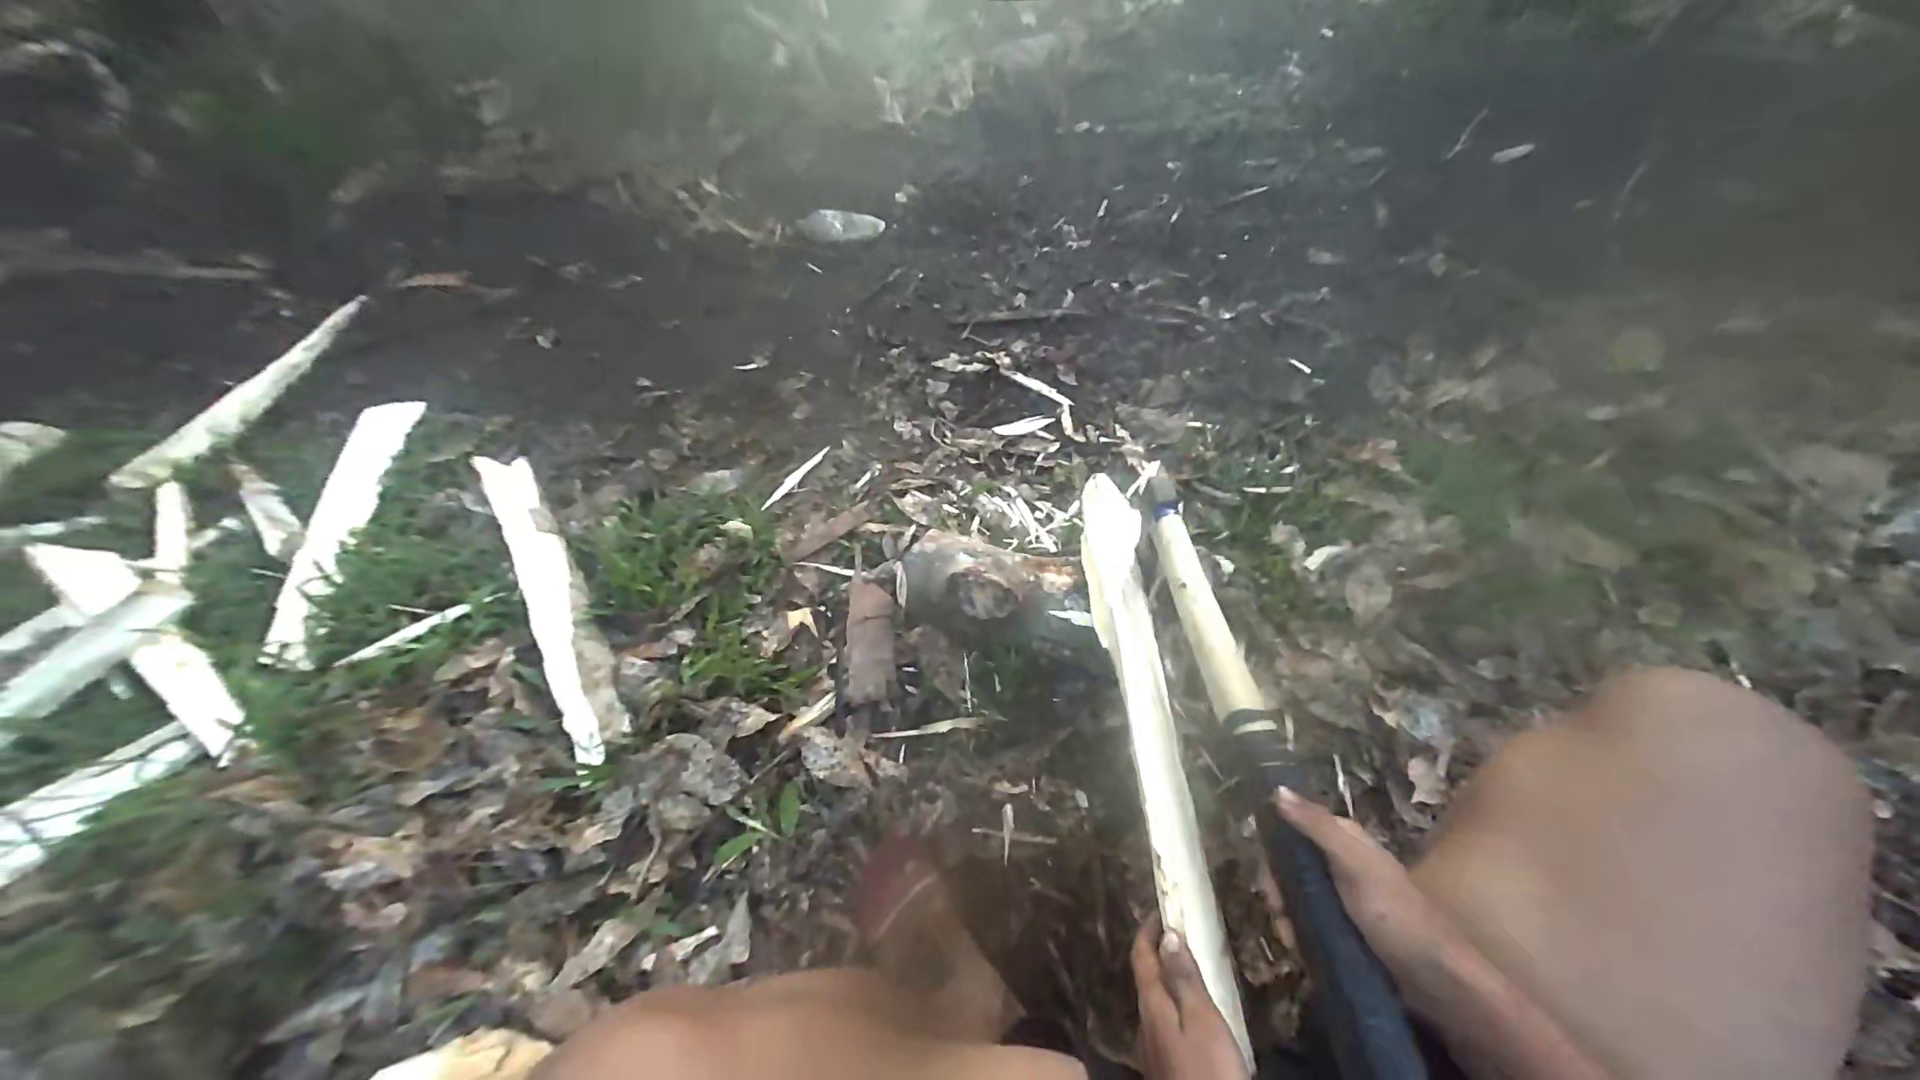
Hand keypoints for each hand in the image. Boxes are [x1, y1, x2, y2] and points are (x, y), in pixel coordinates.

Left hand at [1132, 920, 1250, 1079]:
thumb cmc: (1210, 1072)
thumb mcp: (1203, 1021)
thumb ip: (1184, 979)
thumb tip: (1167, 934)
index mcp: (1151, 1006)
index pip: (1141, 957)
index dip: (1148, 931)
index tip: (1160, 910)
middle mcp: (1144, 1024)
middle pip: (1145, 980)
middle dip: (1157, 955)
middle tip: (1176, 935)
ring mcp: (1152, 1050)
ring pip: (1154, 1003)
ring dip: (1166, 981)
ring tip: (1185, 969)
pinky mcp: (1165, 1069)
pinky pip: (1164, 1024)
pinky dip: (1173, 1006)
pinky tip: (1189, 1014)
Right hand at [1272, 786, 1465, 1006]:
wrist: (1440, 983)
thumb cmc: (1398, 915)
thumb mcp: (1355, 865)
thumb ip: (1316, 827)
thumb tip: (1277, 789)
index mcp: (1344, 838)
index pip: (1293, 825)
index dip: (1274, 845)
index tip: (1267, 872)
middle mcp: (1339, 861)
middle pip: (1288, 862)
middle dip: (1277, 888)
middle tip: (1279, 910)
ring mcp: (1341, 896)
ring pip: (1294, 893)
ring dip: (1285, 913)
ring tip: (1290, 936)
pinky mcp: (1342, 926)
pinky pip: (1306, 919)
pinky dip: (1297, 930)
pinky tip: (1298, 945)